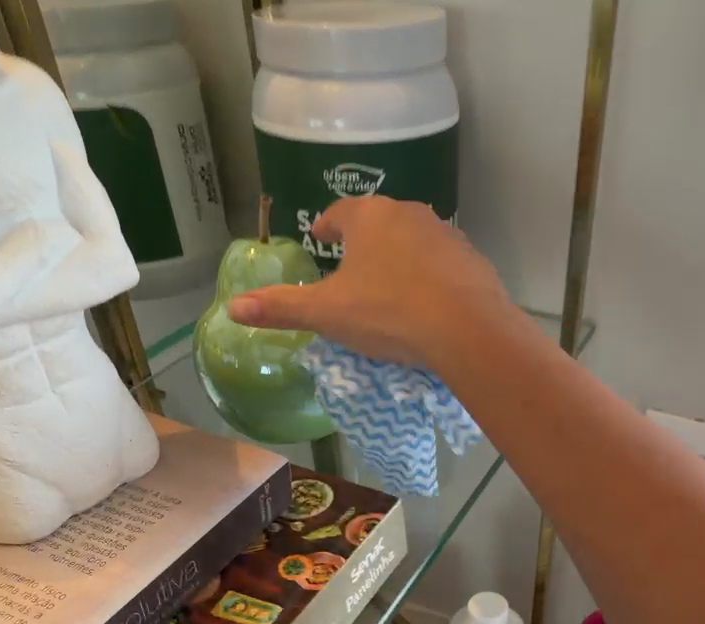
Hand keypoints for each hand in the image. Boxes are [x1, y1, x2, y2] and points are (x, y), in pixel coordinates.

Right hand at [227, 196, 537, 373]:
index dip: (327, 227)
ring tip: (389, 286)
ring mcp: (445, 233)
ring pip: (412, 241)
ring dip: (399, 257)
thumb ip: (281, 308)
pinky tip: (428, 302)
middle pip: (378, 223)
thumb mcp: (327, 313)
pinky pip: (442, 264)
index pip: (339, 214)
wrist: (467, 329)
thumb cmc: (388, 313)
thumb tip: (233, 308)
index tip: (321, 239)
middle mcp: (408, 212)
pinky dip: (430, 277)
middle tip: (353, 266)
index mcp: (368, 217)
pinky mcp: (472, 259)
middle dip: (364, 242)